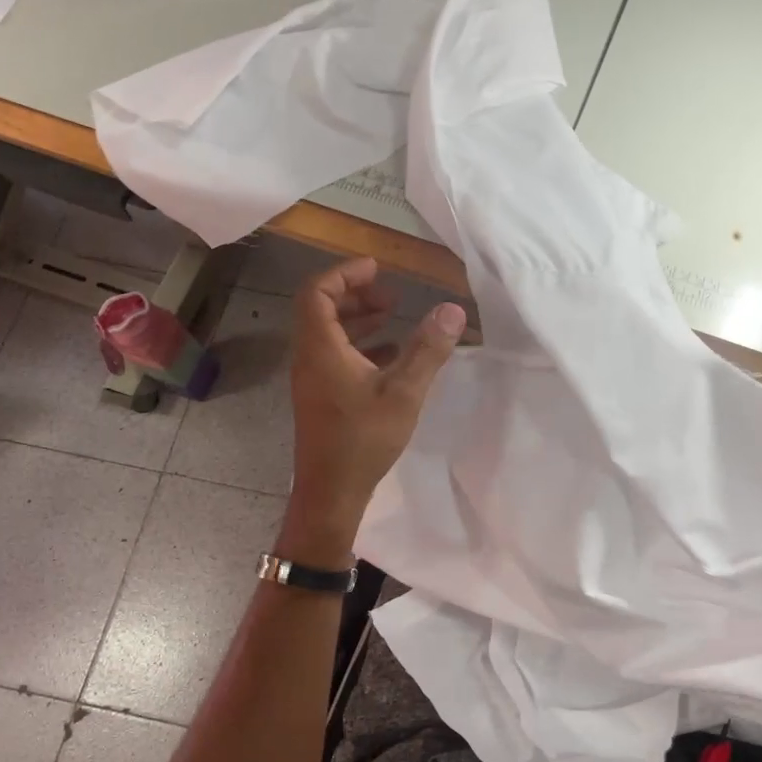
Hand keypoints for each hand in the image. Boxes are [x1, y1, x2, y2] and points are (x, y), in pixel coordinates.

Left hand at [283, 258, 465, 561]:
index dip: (344, 273)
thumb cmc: (363, 439)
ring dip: (358, 320)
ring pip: (328, 334)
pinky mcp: (321, 398)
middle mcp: (309, 358)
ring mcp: (312, 380)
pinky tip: (391, 355)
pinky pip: (335, 357)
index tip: (376, 268)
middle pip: (320, 309)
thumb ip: (427, 349)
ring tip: (394, 315)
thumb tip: (451, 309)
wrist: (331, 493)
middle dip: (354, 294)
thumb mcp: (404, 392)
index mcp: (320, 348)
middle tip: (390, 293)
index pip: (317, 292)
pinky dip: (359, 345)